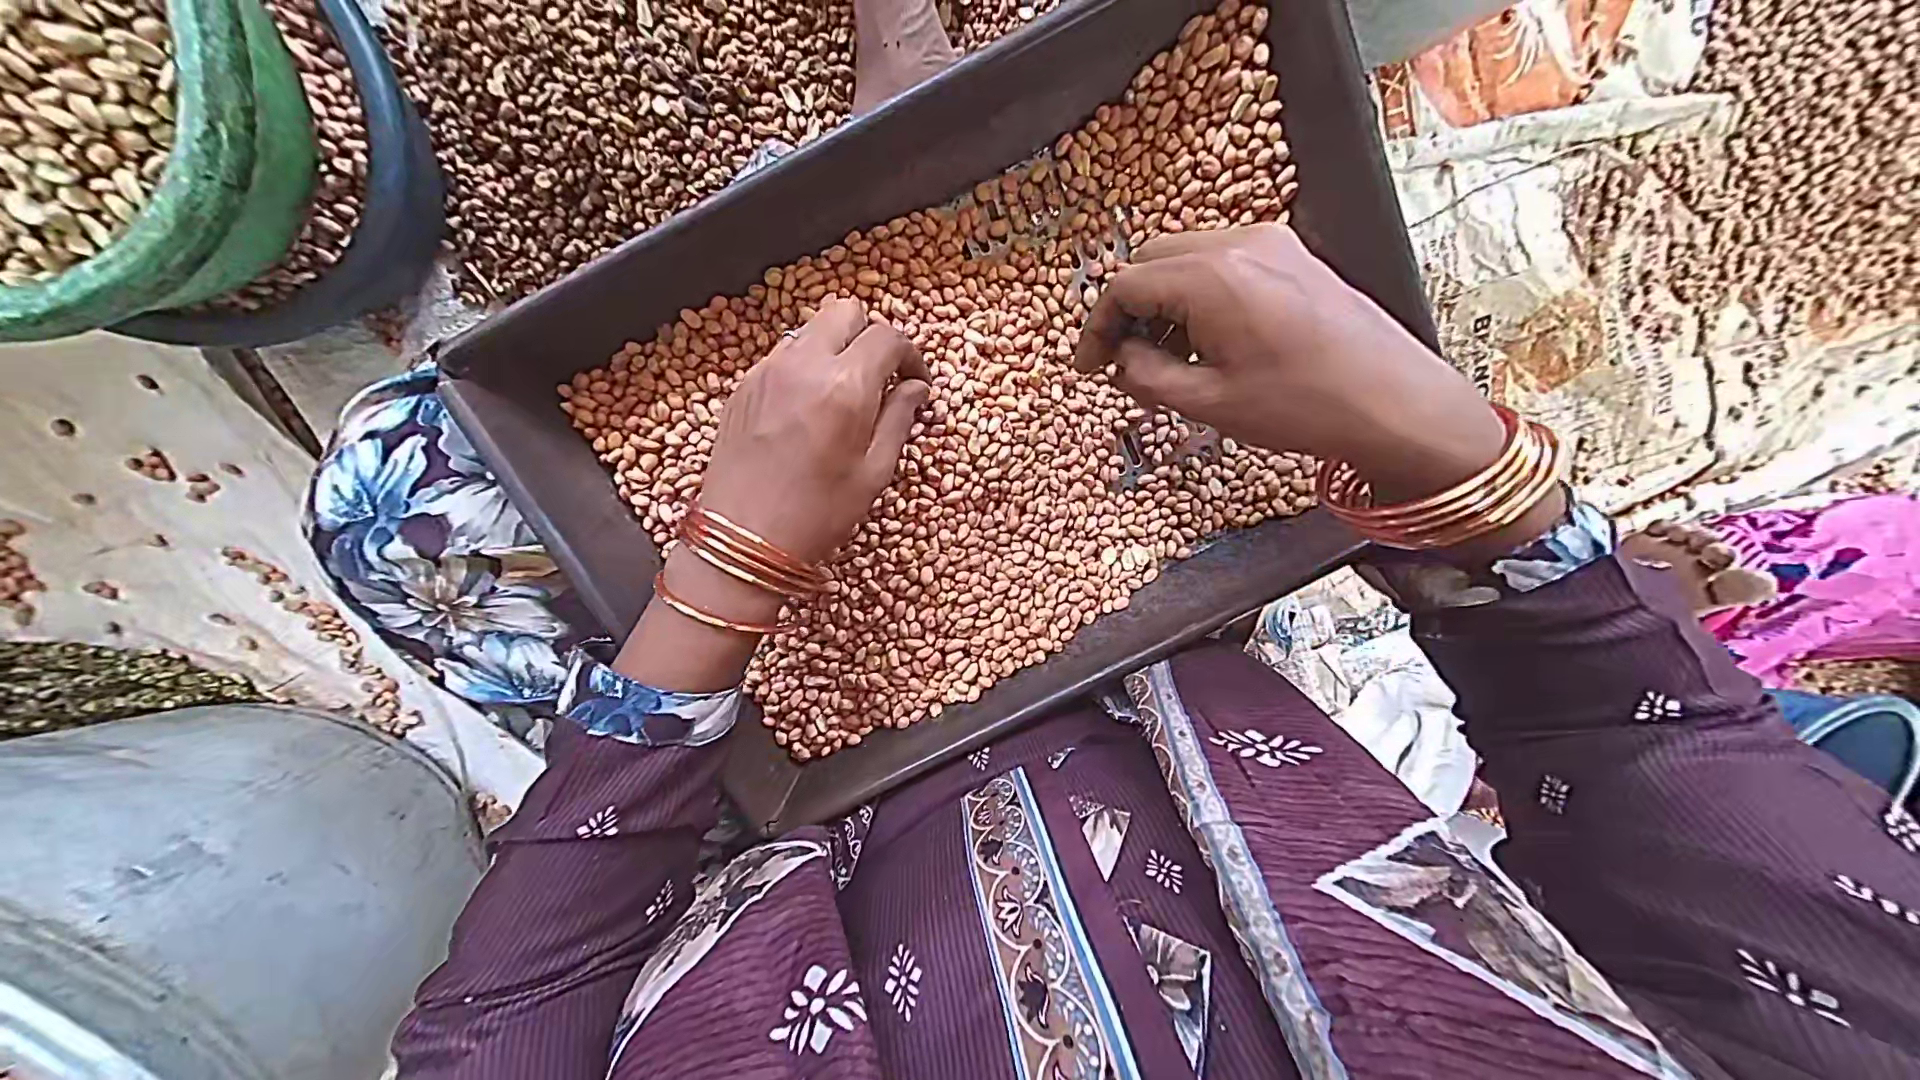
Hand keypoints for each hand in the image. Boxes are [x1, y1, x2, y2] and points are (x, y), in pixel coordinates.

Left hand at [617, 298, 928, 691]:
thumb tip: (916, 388)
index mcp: (845, 386)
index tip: (916, 381)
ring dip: (837, 347)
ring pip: (811, 328)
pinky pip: (784, 353)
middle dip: (871, 335)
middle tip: (882, 376)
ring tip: (846, 392)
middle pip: (846, 312)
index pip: (888, 337)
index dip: (911, 355)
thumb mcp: (874, 472)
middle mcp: (803, 364)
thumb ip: (900, 418)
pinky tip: (811, 405)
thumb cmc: (817, 514)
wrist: (742, 539)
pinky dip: (806, 364)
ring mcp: (767, 371)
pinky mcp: (743, 385)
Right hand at [1073, 224, 1503, 502]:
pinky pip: (1221, 262)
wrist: (1395, 402)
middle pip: (1150, 260)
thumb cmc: (1300, 406)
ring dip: (1159, 302)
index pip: (1125, 284)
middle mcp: (1239, 243)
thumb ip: (1145, 375)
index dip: (1096, 327)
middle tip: (1120, 359)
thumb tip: (1120, 359)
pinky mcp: (1291, 256)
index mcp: (1212, 277)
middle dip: (1125, 309)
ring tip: (1162, 357)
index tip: (1090, 367)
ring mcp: (1270, 243)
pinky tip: (1201, 339)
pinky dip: (1193, 295)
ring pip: (1184, 258)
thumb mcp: (1206, 403)